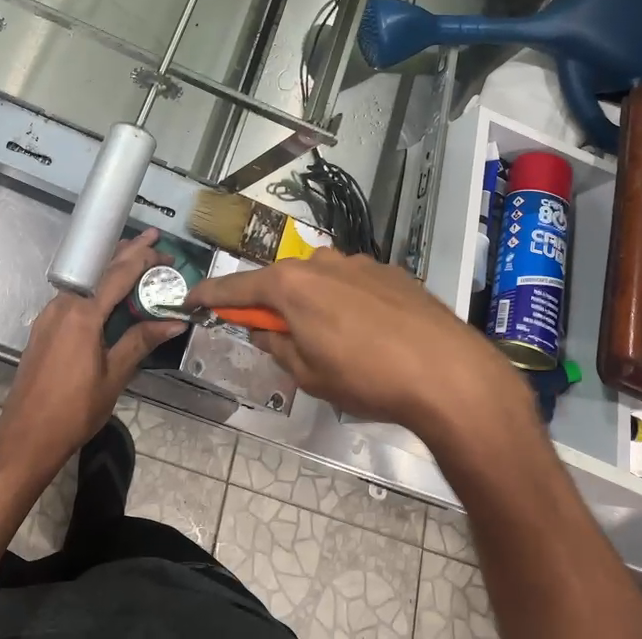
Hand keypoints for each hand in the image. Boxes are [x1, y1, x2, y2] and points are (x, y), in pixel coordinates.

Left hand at [0, 230, 186, 468]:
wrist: (27, 435)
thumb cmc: (75, 409)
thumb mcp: (114, 376)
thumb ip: (141, 342)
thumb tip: (174, 322)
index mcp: (82, 313)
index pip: (117, 274)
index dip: (142, 258)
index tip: (164, 248)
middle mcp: (63, 305)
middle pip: (98, 269)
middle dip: (126, 253)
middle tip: (152, 240)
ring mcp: (49, 315)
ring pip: (84, 281)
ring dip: (109, 269)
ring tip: (134, 260)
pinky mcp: (44, 328)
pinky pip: (73, 296)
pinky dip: (94, 288)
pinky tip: (108, 295)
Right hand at [187, 248, 528, 439]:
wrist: (451, 375)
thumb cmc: (367, 378)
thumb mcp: (308, 374)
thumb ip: (277, 346)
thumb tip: (264, 329)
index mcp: (290, 285)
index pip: (235, 287)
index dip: (210, 296)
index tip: (190, 299)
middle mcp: (321, 262)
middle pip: (281, 281)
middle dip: (273, 305)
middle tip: (279, 338)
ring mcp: (360, 263)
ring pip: (321, 281)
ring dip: (315, 305)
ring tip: (338, 345)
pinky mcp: (393, 273)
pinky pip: (355, 285)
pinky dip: (349, 304)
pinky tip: (373, 336)